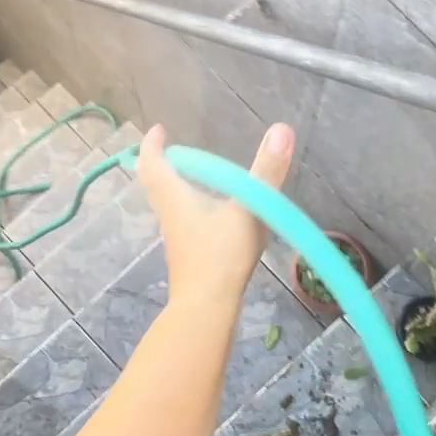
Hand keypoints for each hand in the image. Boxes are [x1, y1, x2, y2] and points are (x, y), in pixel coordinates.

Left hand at [136, 122, 294, 306]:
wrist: (206, 307)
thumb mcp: (249, 209)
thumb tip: (282, 129)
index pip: (154, 163)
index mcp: (175, 197)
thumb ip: (266, 171)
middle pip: (154, 185)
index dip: (152, 145)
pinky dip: (186, 211)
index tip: (157, 130)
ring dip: (170, 189)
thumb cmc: (221, 255)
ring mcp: (177, 239)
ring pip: (166, 206)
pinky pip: (181, 225)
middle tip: (165, 152)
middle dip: (157, 165)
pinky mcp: (188, 257)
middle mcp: (170, 215)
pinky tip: (206, 218)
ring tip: (187, 179)